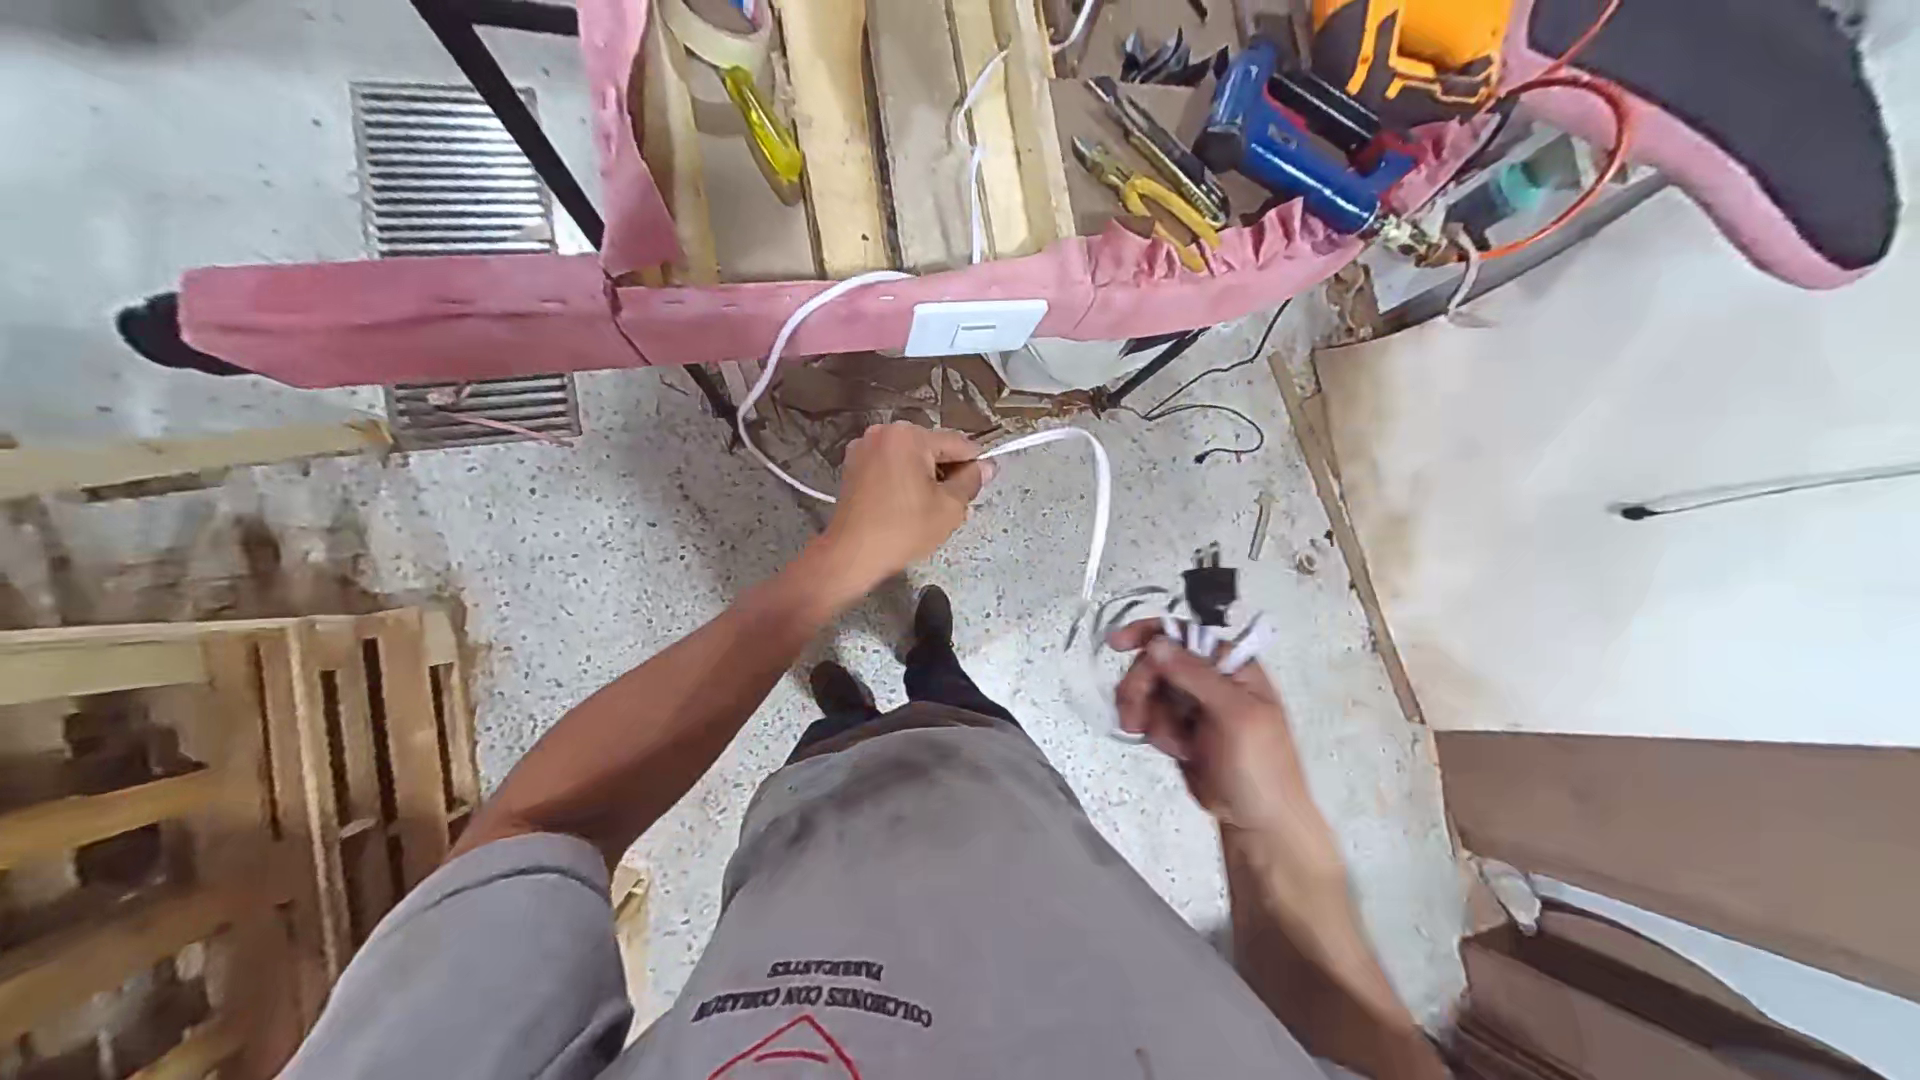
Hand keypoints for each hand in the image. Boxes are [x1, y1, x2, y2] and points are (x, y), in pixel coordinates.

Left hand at [815, 422, 992, 591]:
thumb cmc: (903, 530)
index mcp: (909, 436)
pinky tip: (907, 504)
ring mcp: (864, 447)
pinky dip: (903, 479)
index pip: (957, 443)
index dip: (975, 463)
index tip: (983, 482)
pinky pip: (890, 465)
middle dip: (947, 471)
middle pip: (932, 447)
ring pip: (910, 456)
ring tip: (929, 508)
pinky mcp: (853, 465)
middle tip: (954, 503)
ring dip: (925, 476)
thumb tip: (987, 466)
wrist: (852, 554)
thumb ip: (971, 481)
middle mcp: (884, 432)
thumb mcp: (949, 507)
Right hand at [1109, 622, 1342, 883]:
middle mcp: (1209, 677)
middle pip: (1156, 661)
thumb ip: (1196, 675)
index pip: (1184, 633)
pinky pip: (1149, 712)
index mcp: (1231, 665)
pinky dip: (1150, 728)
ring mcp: (1192, 702)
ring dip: (1144, 711)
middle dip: (1141, 686)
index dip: (1149, 634)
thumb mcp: (1235, 715)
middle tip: (1133, 717)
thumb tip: (1156, 643)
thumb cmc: (1259, 765)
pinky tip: (1169, 748)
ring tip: (1154, 739)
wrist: (1257, 821)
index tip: (1117, 645)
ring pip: (1147, 687)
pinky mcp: (1177, 725)